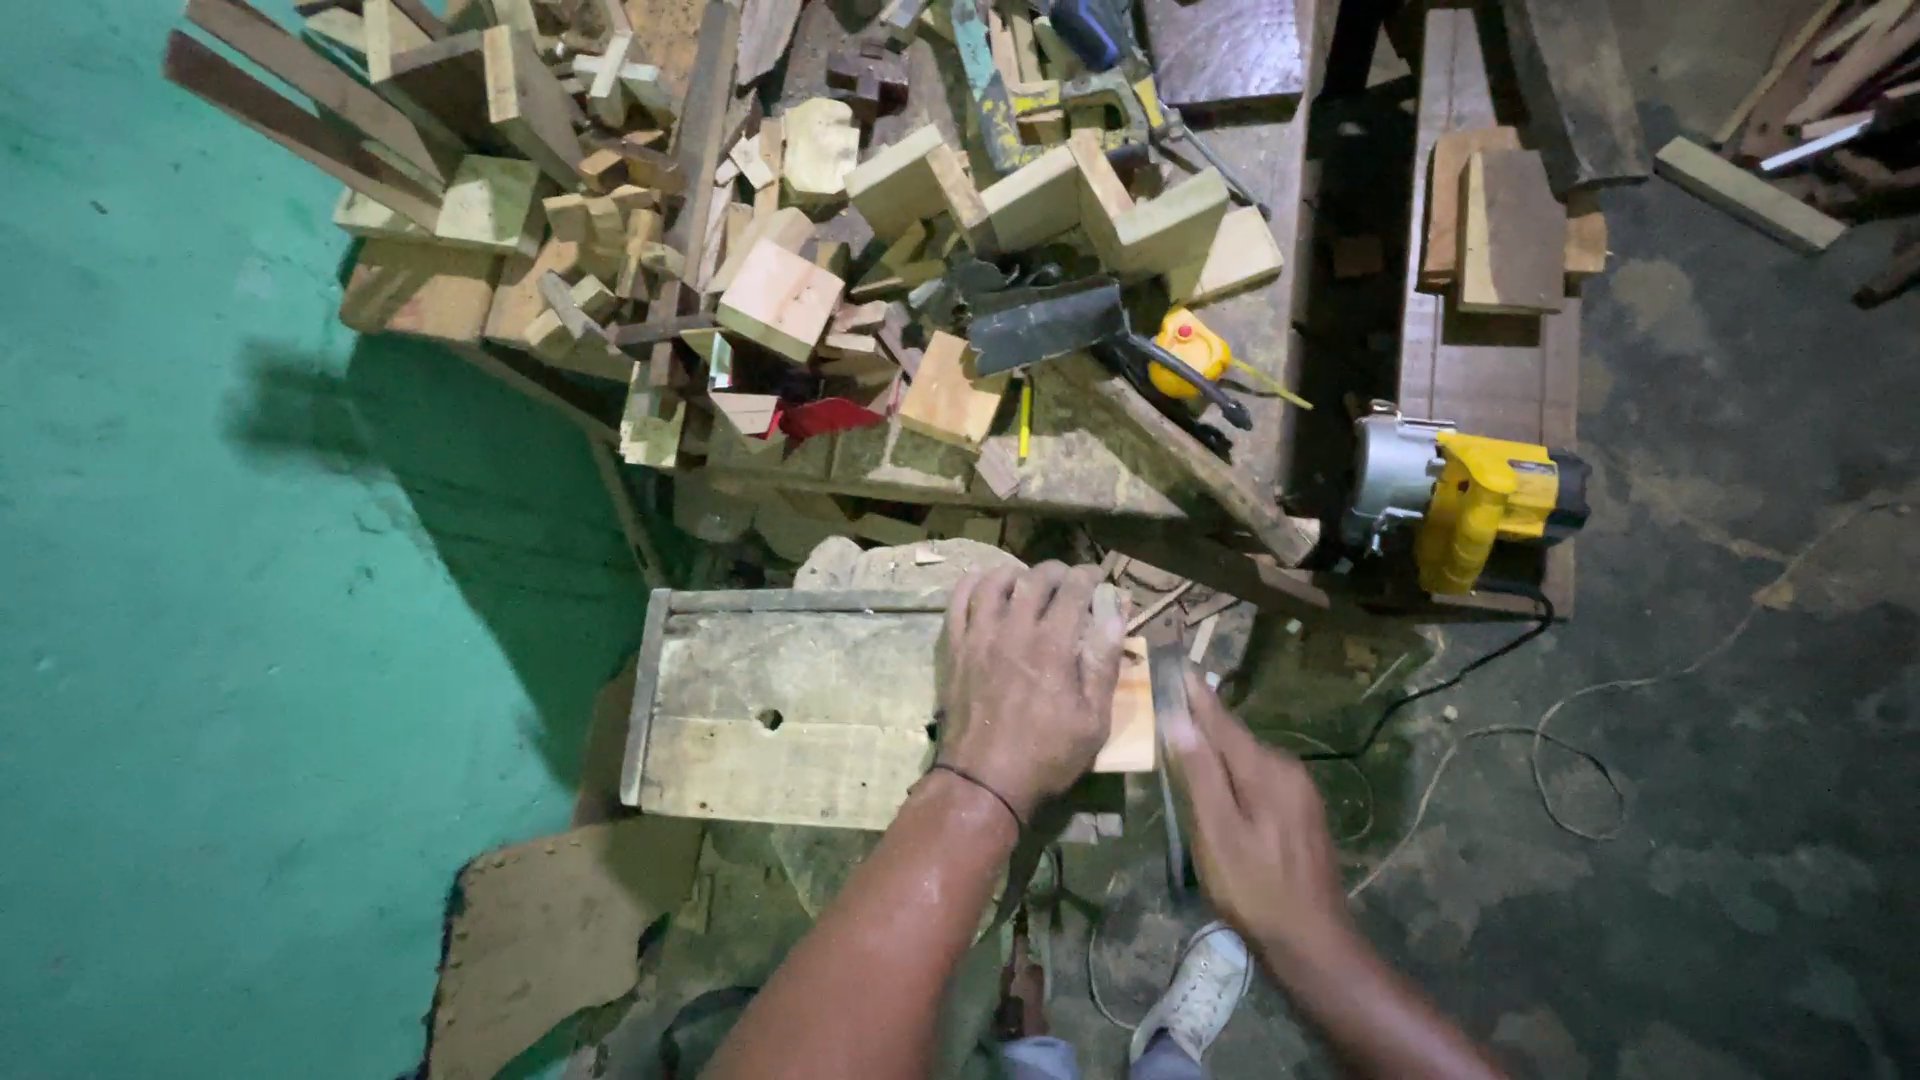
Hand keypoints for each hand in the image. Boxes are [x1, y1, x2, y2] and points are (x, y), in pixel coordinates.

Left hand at [939, 563, 1125, 817]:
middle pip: (1036, 579)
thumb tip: (1116, 611)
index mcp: (1053, 645)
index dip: (1089, 577)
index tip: (1097, 578)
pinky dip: (974, 583)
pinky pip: (958, 601)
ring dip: (1016, 573)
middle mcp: (1014, 630)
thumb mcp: (1093, 720)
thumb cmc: (1046, 756)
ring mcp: (979, 636)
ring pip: (995, 582)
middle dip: (1058, 571)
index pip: (1074, 590)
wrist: (983, 781)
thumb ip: (1104, 662)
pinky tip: (985, 584)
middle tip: (1068, 579)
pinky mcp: (955, 648)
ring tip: (1028, 580)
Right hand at [1164, 671, 1351, 955]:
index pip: (1223, 721)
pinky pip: (1260, 778)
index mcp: (1266, 771)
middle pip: (1236, 738)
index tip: (1178, 666)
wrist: (1314, 943)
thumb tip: (1180, 720)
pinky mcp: (1302, 812)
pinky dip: (1235, 773)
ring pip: (1248, 759)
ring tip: (1186, 744)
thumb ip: (1200, 773)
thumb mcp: (1217, 832)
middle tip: (1170, 707)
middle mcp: (1288, 770)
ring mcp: (1300, 792)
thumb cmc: (1254, 888)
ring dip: (1218, 751)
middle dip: (1204, 724)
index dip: (1197, 696)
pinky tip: (1220, 786)